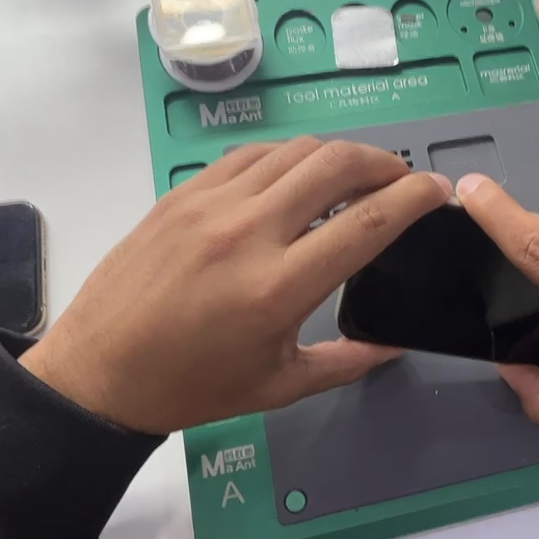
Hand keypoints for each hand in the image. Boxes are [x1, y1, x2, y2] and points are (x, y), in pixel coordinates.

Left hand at [22, 138, 452, 433]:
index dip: (415, 198)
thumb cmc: (193, 388)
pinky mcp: (184, 192)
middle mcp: (250, 232)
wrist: (99, 372)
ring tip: (354, 176)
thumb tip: (396, 342)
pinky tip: (295, 177)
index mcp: (280, 287)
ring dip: (338, 155)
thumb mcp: (280, 387)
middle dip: (384, 162)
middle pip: (336, 165)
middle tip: (401, 178)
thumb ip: (348, 361)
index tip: (439, 191)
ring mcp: (211, 203)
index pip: (368, 221)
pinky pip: (252, 154)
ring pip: (295, 150)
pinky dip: (288, 157)